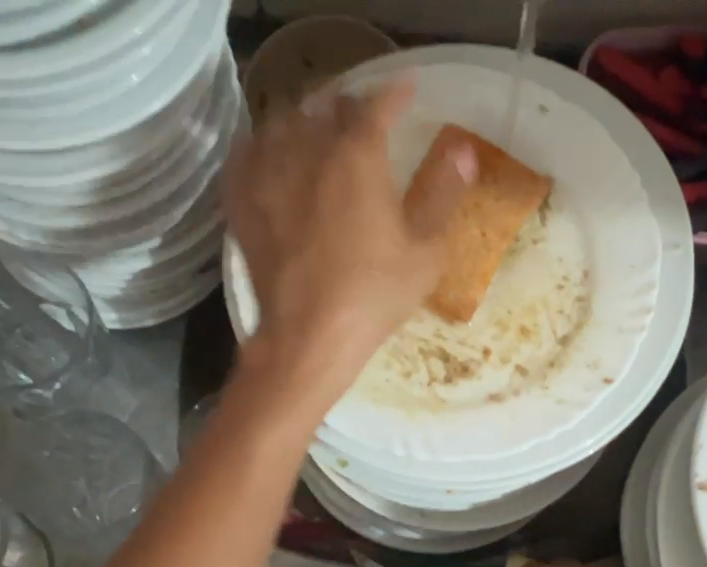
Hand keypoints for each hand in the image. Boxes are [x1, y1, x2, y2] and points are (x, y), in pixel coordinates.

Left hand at [225, 78, 475, 404]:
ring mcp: (268, 174)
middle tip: (360, 117)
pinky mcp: (243, 203)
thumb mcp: (426, 252)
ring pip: (282, 123)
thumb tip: (463, 152)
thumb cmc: (374, 295)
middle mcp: (308, 151)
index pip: (376, 106)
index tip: (406, 90)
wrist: (308, 336)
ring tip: (313, 131)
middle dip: (346, 106)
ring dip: (302, 121)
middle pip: (325, 108)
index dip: (395, 94)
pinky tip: (269, 157)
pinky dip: (261, 147)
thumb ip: (443, 196)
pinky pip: (246, 156)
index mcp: (358, 157)